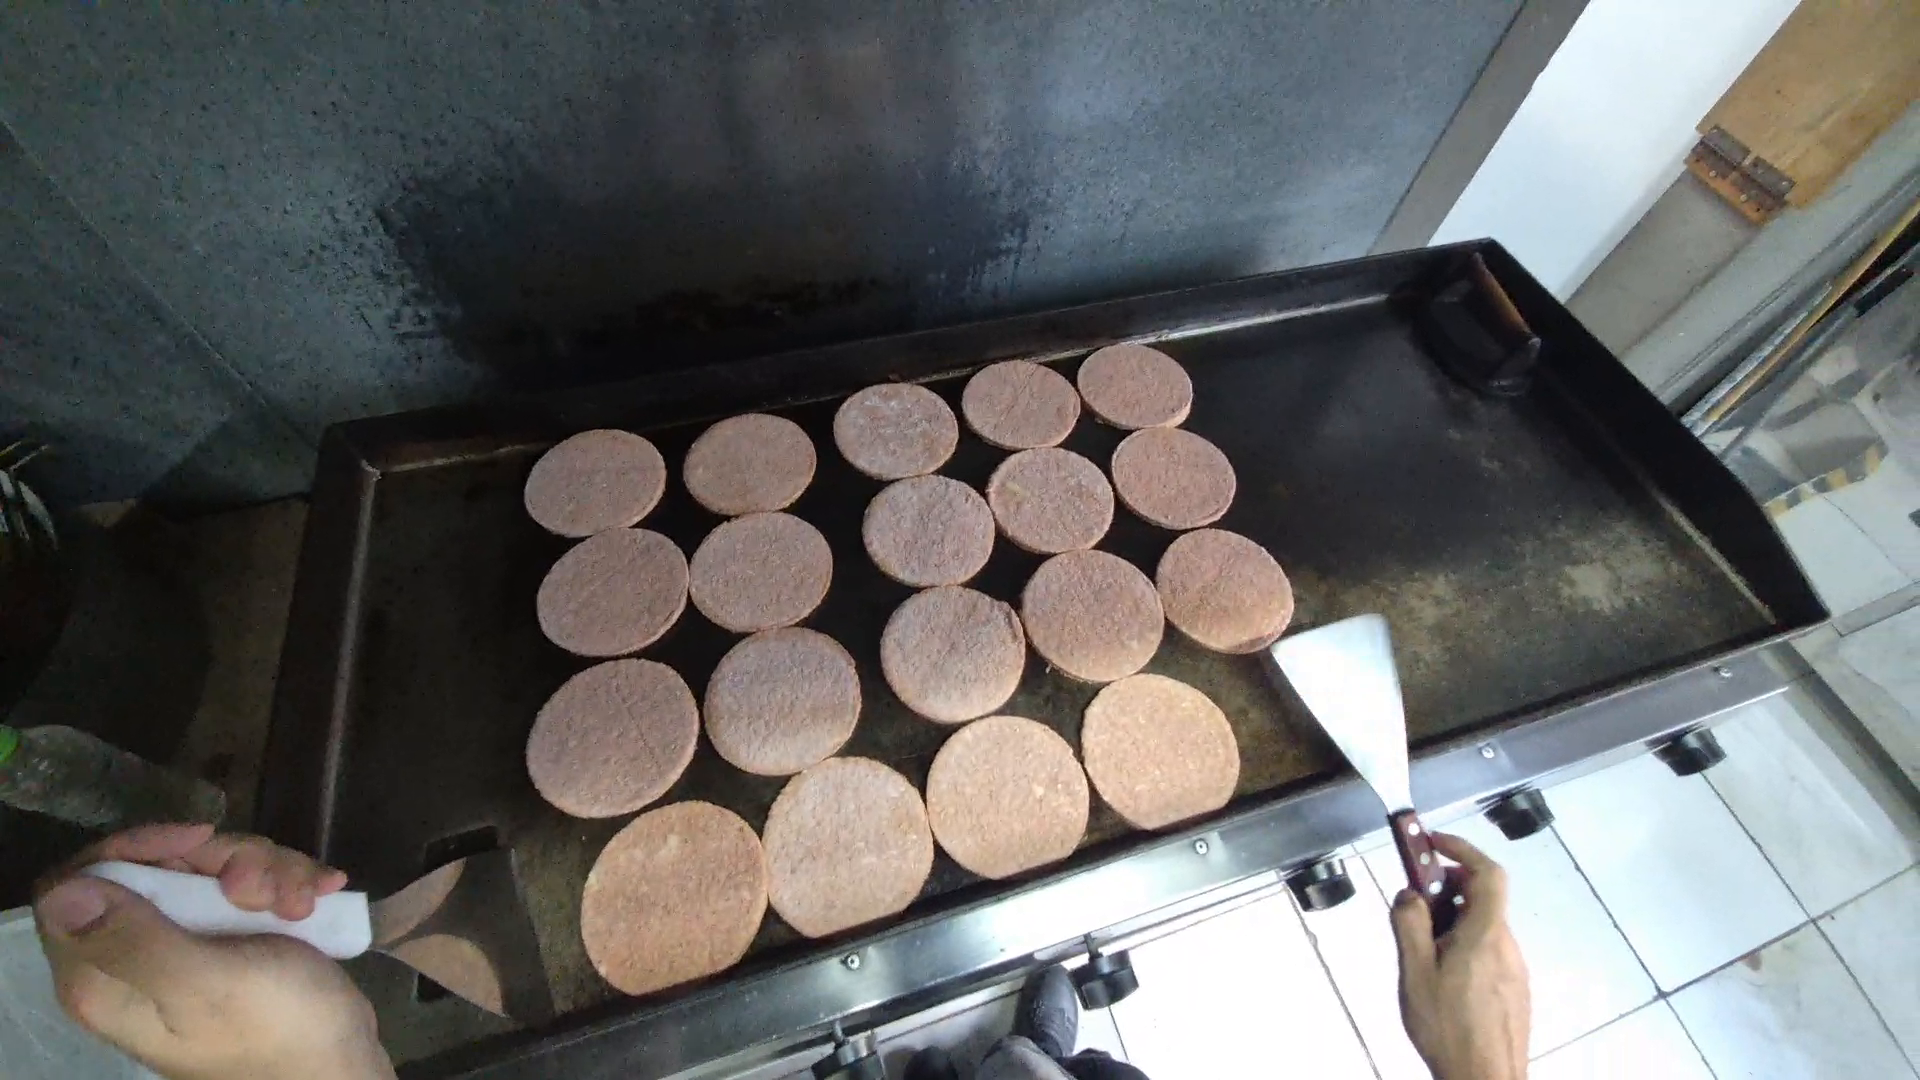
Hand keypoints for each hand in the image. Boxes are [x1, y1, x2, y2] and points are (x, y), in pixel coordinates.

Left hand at [33, 823, 395, 1079]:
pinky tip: (324, 893)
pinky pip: (263, 880)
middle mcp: (142, 950)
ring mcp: (196, 940)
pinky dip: (297, 879)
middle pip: (168, 864)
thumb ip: (135, 940)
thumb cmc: (268, 1024)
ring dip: (276, 871)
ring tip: (305, 903)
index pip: (82, 884)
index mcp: (106, 971)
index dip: (137, 847)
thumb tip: (69, 890)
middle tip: (266, 893)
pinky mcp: (243, 933)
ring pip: (222, 867)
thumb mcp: (203, 984)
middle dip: (233, 861)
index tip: (202, 839)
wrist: (331, 1056)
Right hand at [1389, 832, 1529, 1079]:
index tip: (1430, 842)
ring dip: (1450, 919)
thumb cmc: (1447, 1025)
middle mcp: (1507, 948)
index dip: (1462, 848)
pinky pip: (1487, 950)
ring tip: (1418, 948)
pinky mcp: (1513, 992)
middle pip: (1481, 899)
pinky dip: (1460, 942)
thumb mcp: (1413, 971)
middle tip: (1411, 905)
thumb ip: (1408, 923)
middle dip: (1444, 889)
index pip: (1489, 874)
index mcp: (1485, 937)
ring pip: (1481, 926)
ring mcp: (1514, 972)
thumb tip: (1410, 892)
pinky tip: (1439, 974)